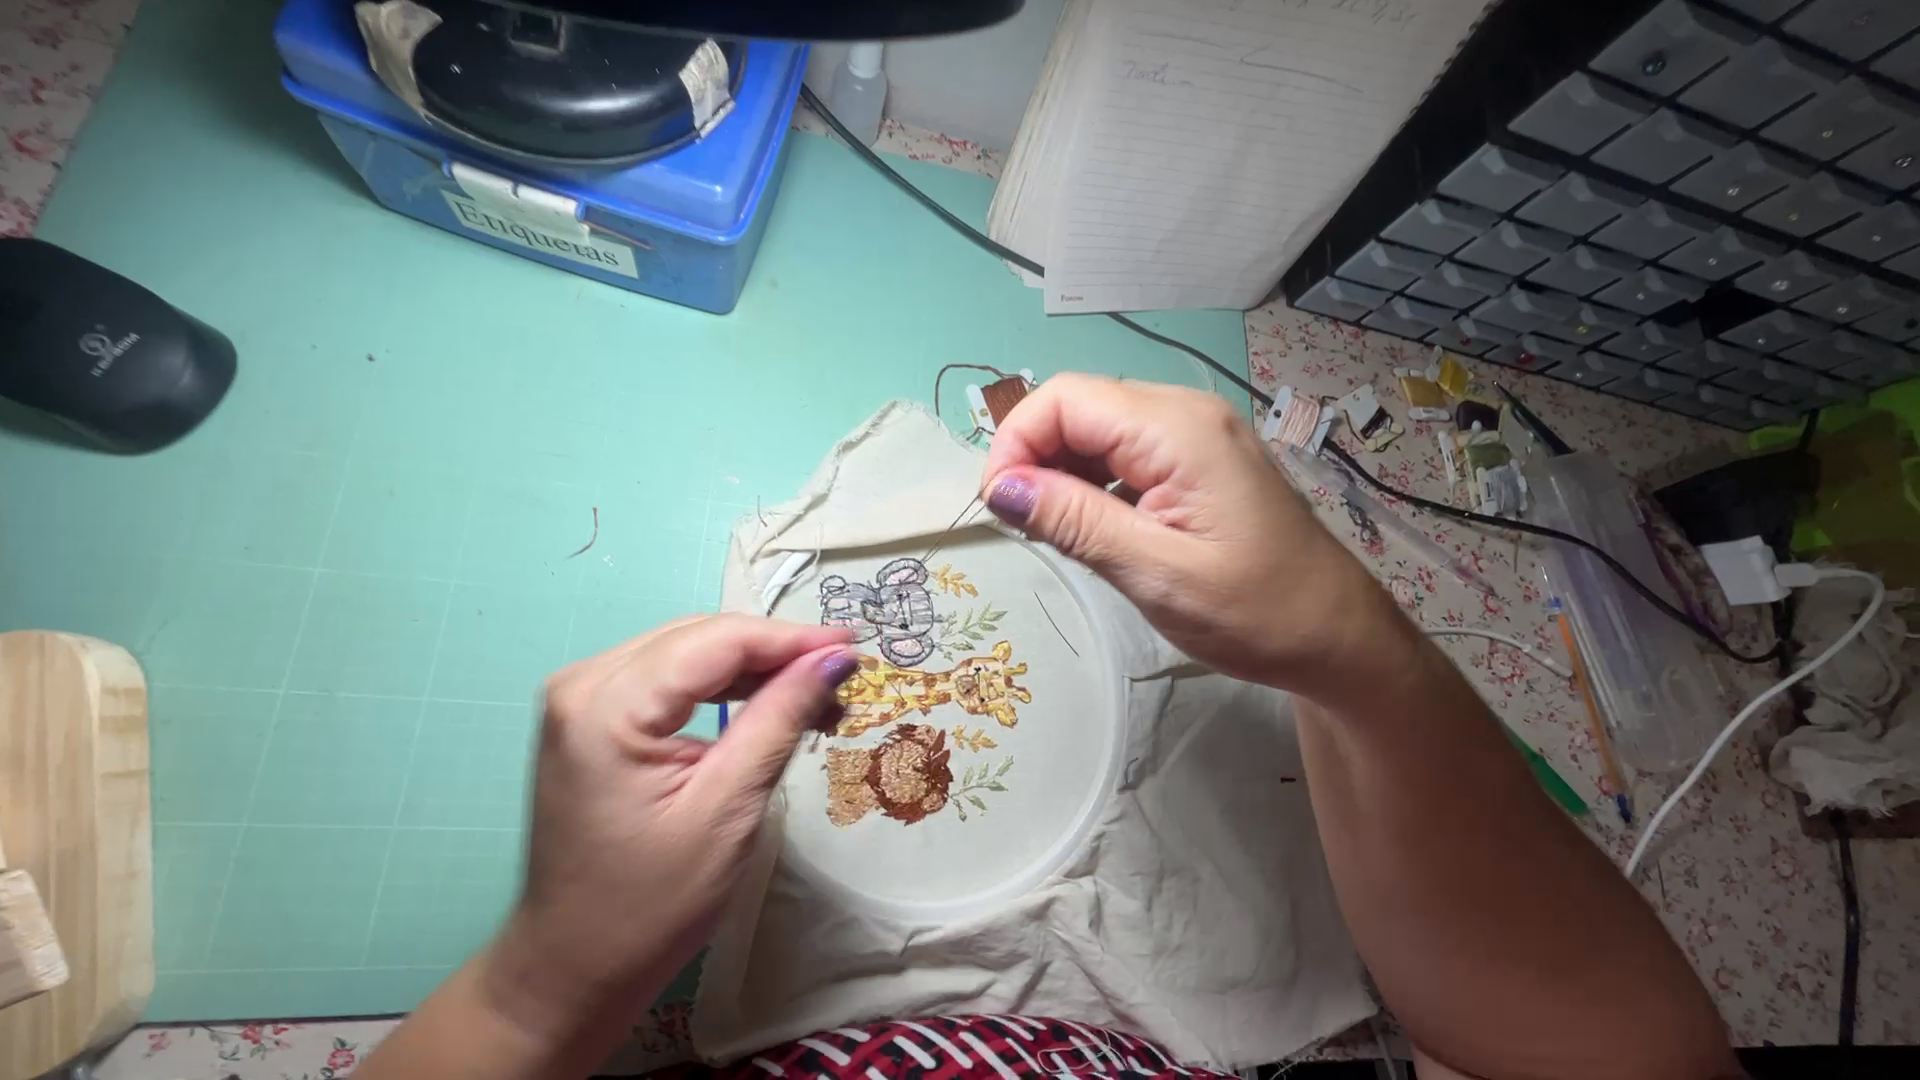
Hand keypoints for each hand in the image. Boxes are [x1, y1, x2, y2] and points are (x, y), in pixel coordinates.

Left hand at [484, 616, 857, 1041]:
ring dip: (756, 668)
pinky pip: (671, 677)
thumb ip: (780, 718)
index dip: (791, 638)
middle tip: (842, 679)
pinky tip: (768, 702)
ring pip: (690, 652)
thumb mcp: (729, 807)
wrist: (574, 966)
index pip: (716, 641)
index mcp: (605, 705)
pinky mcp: (594, 715)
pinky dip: (725, 685)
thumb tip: (835, 657)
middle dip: (777, 653)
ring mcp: (582, 696)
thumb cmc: (652, 902)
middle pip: (702, 638)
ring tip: (817, 695)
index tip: (854, 647)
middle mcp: (584, 682)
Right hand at [981, 374, 1400, 695]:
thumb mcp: (1156, 574)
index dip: (1016, 442)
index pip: (1065, 400)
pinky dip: (1090, 482)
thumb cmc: (1256, 613)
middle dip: (1034, 457)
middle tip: (1026, 526)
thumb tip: (1001, 488)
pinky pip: (1122, 452)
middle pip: (1078, 407)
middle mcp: (1184, 414)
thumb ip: (1076, 522)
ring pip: (1096, 429)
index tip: (999, 507)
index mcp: (1178, 430)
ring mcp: (1193, 435)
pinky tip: (1090, 524)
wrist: (1337, 636)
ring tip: (1055, 530)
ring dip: (1059, 471)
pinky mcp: (1195, 461)